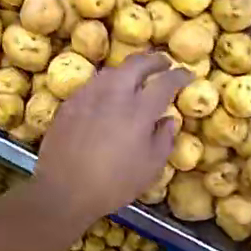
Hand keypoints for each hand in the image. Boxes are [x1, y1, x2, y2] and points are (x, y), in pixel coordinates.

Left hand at [34, 51, 191, 221]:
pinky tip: (106, 95)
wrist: (63, 190)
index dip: (179, 75)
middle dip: (154, 60)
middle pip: (136, 63)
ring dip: (128, 69)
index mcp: (139, 109)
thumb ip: (164, 139)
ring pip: (112, 71)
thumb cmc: (113, 184)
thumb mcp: (150, 168)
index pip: (165, 82)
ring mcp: (88, 95)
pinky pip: (92, 85)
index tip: (187, 74)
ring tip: (135, 77)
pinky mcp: (69, 104)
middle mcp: (114, 93)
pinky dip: (106, 84)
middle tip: (163, 63)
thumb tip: (168, 120)